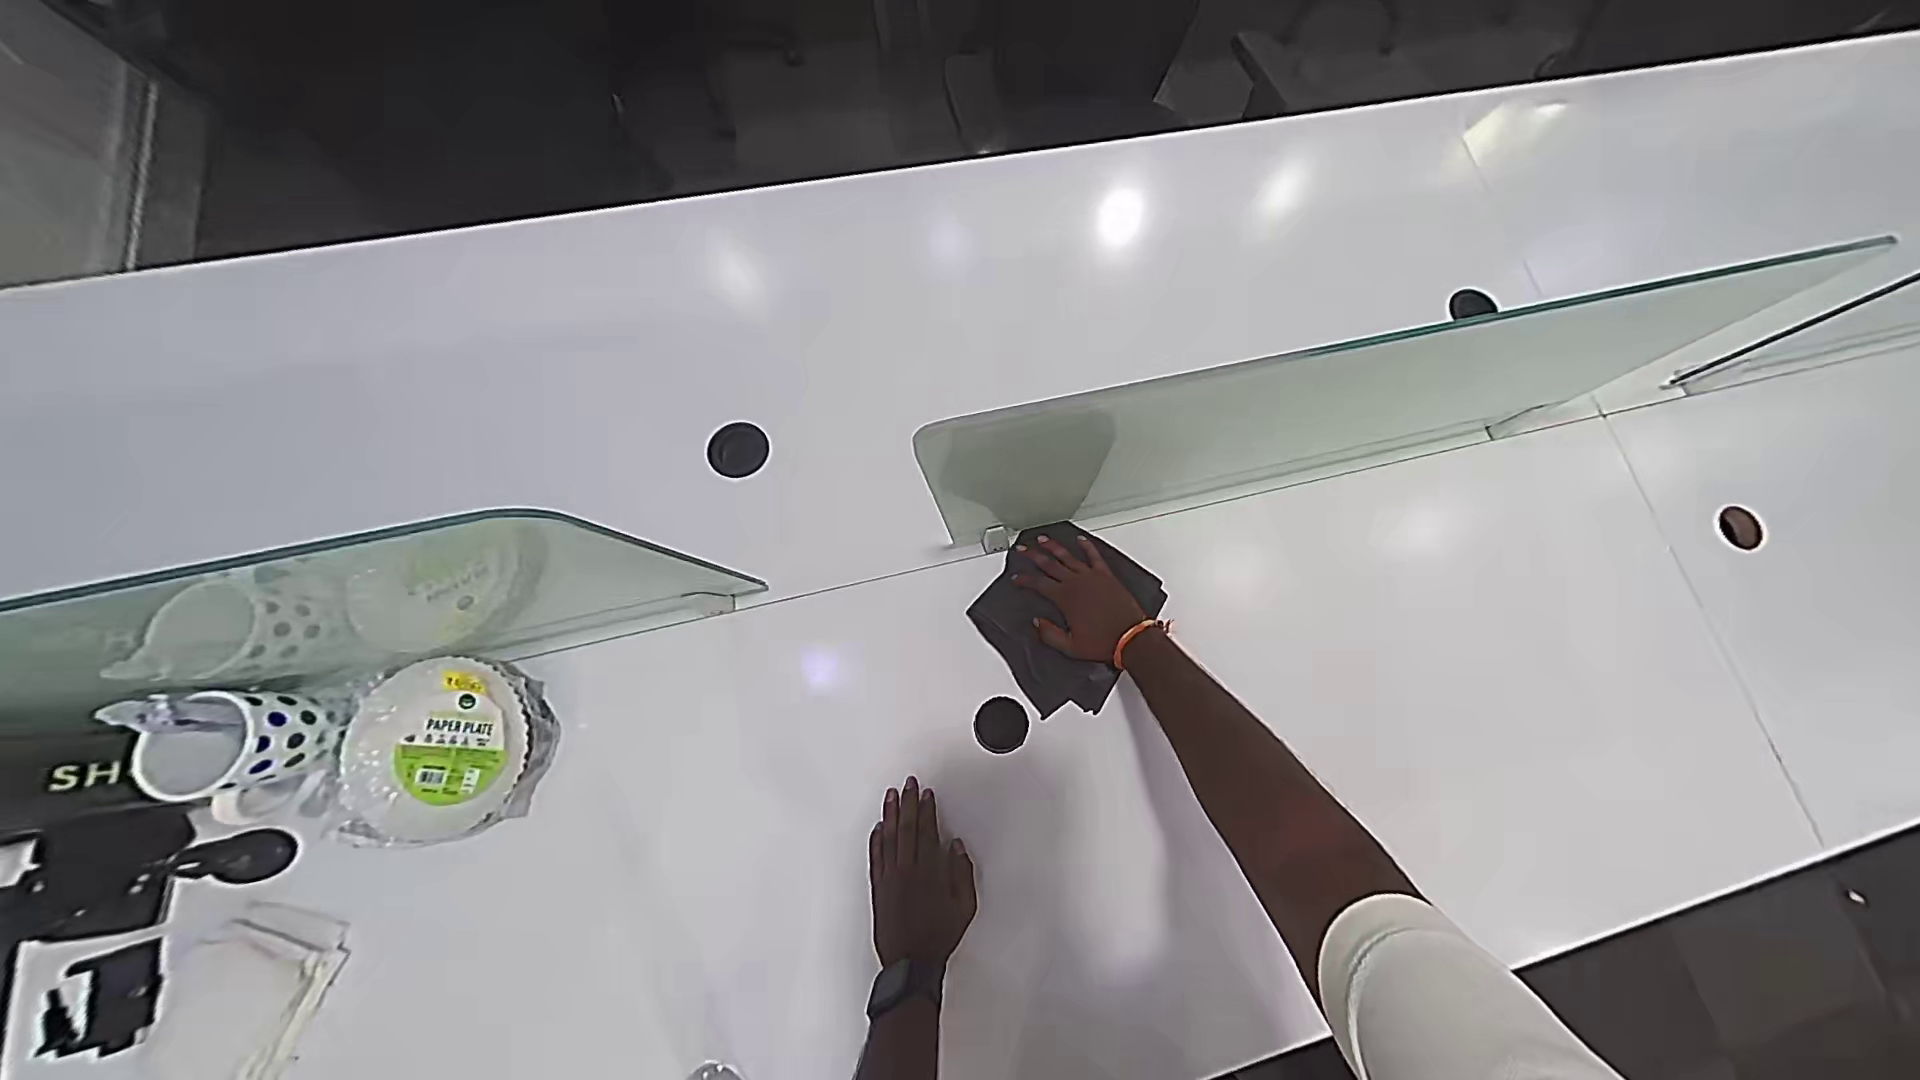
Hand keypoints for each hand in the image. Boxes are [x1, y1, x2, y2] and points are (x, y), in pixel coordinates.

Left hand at [870, 776, 976, 966]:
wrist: (910, 964)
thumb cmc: (938, 937)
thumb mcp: (964, 907)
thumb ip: (962, 873)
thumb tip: (956, 848)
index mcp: (929, 872)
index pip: (927, 830)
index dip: (927, 809)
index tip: (927, 794)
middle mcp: (907, 870)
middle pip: (907, 827)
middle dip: (909, 802)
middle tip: (909, 784)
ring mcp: (890, 878)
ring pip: (889, 837)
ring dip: (890, 813)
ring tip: (891, 795)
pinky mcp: (878, 888)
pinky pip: (876, 856)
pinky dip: (876, 839)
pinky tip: (878, 827)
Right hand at [1011, 534, 1147, 663]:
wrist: (1131, 637)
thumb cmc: (1103, 642)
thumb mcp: (1070, 646)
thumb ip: (1050, 634)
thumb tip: (1038, 623)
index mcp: (1065, 598)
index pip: (1039, 584)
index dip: (1025, 580)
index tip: (1017, 578)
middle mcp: (1076, 583)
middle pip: (1049, 564)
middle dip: (1033, 555)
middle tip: (1023, 549)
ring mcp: (1092, 577)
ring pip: (1068, 556)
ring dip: (1054, 546)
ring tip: (1043, 539)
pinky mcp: (1106, 576)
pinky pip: (1094, 556)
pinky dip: (1086, 547)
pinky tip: (1080, 540)